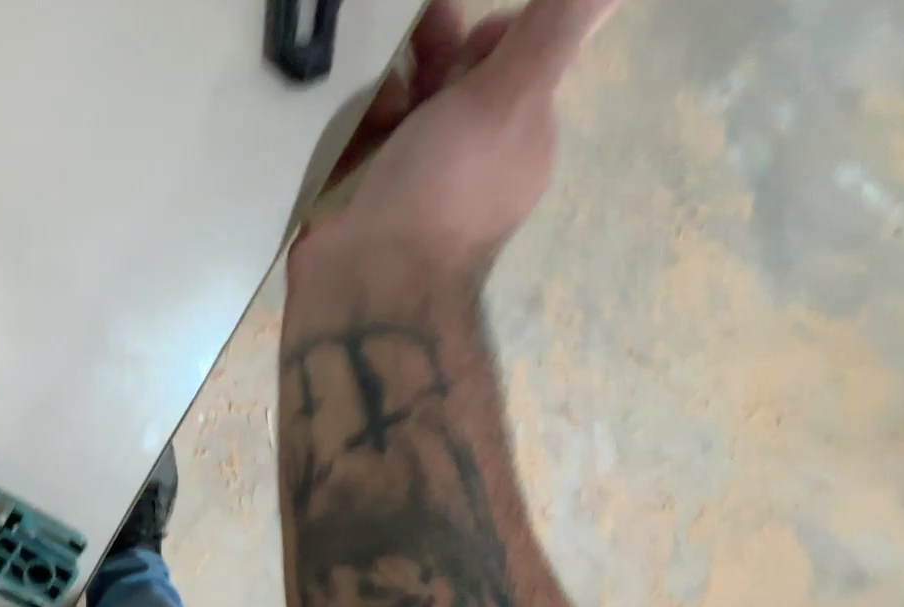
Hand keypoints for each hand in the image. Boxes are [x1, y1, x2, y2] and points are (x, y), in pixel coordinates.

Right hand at [299, 0, 619, 273]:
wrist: (365, 280)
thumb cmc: (443, 189)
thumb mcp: (512, 94)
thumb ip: (556, 28)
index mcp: (519, 141)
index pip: (513, 68)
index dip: (490, 39)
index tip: (466, 40)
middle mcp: (471, 164)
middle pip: (456, 88)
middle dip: (434, 59)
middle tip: (410, 48)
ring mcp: (413, 189)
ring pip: (404, 118)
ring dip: (388, 96)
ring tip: (373, 103)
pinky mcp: (362, 206)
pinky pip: (364, 153)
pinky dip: (356, 137)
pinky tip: (347, 138)